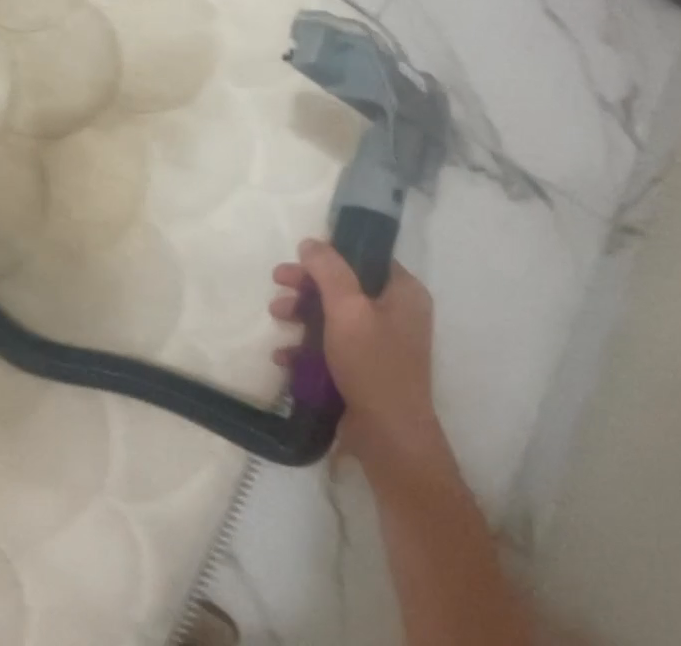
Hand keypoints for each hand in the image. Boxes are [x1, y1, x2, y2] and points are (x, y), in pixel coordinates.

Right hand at [270, 240, 439, 471]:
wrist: (388, 437)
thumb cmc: (372, 365)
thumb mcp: (347, 310)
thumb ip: (328, 271)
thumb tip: (311, 242)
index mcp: (404, 293)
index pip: (367, 259)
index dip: (331, 255)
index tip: (299, 258)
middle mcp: (398, 315)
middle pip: (345, 287)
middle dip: (307, 287)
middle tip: (277, 284)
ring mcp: (382, 345)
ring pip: (334, 317)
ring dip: (302, 315)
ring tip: (276, 318)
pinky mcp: (365, 371)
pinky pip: (332, 348)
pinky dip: (307, 348)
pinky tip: (283, 356)